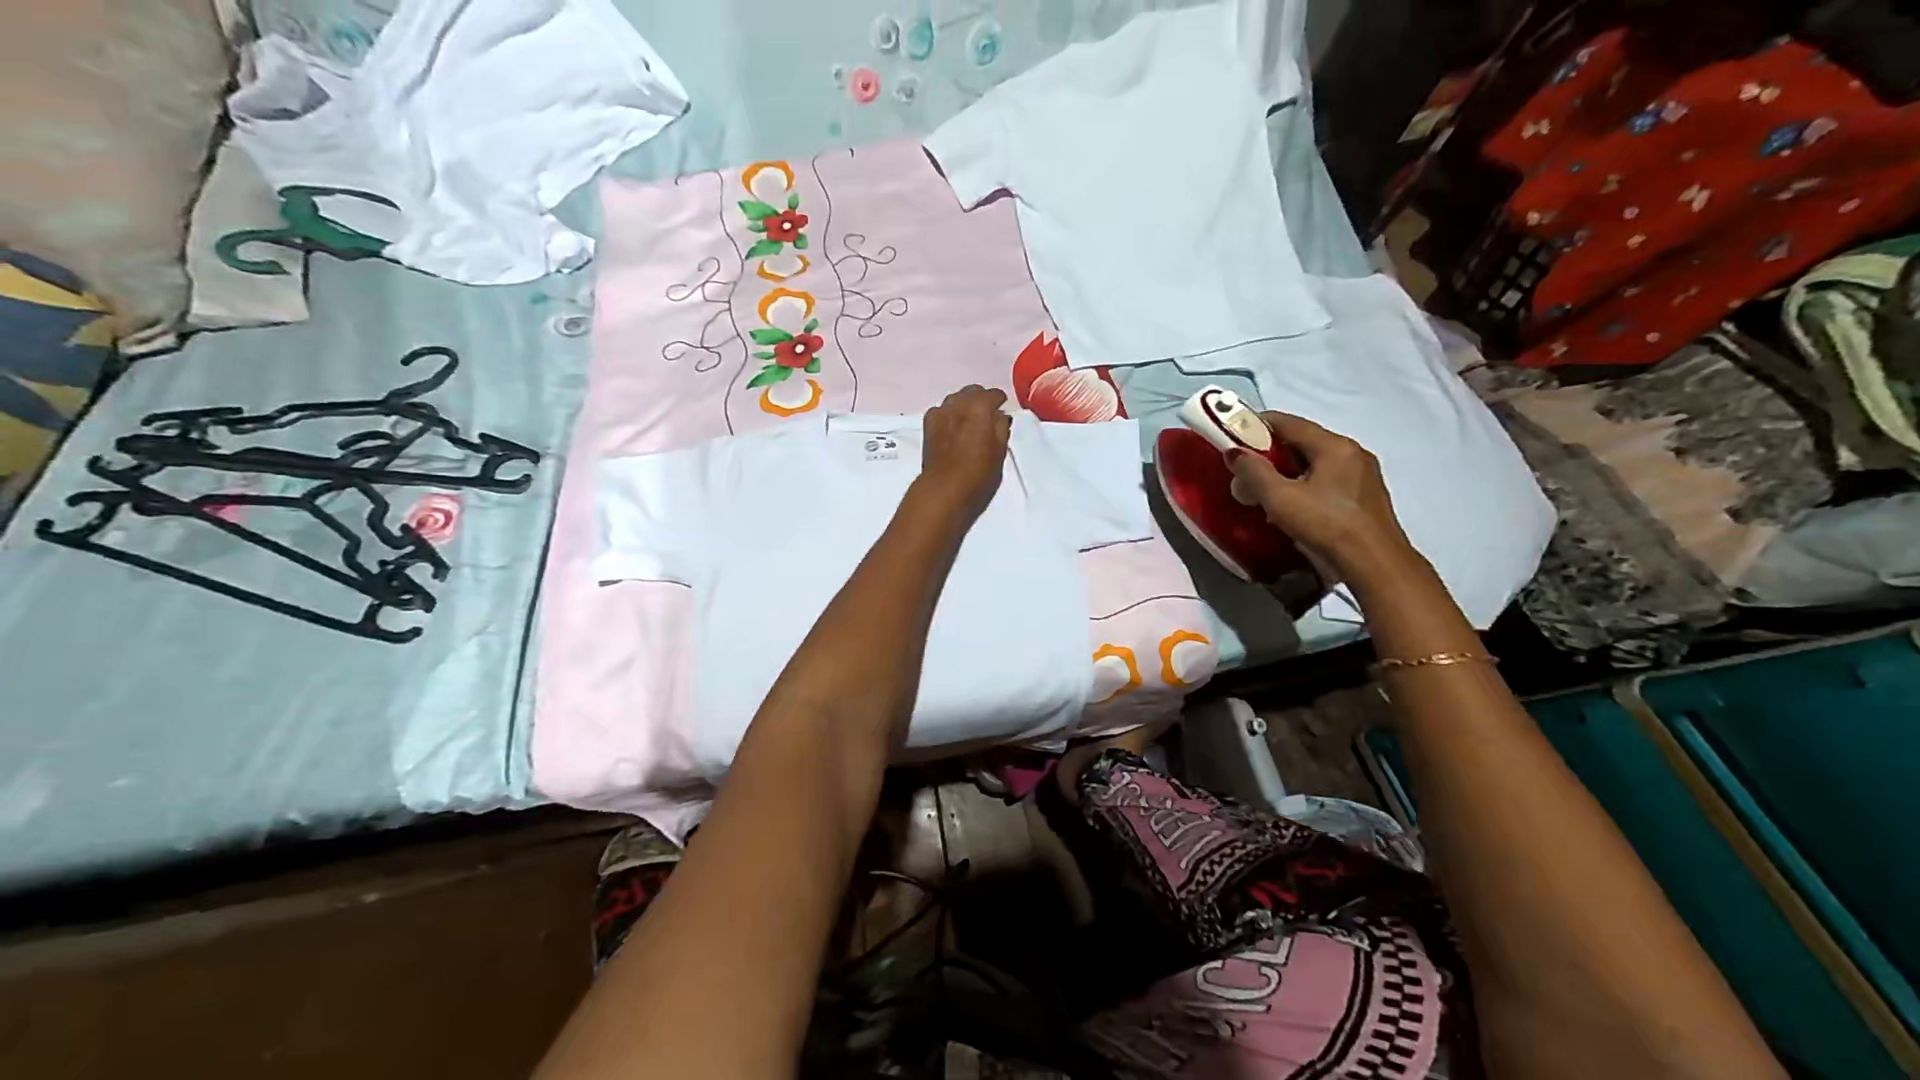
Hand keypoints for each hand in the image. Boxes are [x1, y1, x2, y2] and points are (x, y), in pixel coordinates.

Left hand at [918, 385, 1011, 523]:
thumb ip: (1001, 428)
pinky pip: (941, 410)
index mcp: (980, 407)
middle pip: (972, 391)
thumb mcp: (1000, 451)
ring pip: (955, 398)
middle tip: (988, 415)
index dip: (1000, 401)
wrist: (945, 489)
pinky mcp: (928, 424)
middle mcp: (958, 404)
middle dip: (981, 399)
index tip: (1003, 408)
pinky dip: (949, 414)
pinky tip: (953, 426)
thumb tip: (1000, 416)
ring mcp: (940, 412)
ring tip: (970, 420)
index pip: (993, 394)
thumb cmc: (978, 473)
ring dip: (964, 404)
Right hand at [1226, 412, 1417, 585]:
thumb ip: (1254, 472)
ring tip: (1266, 493)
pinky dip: (1305, 485)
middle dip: (1271, 453)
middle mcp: (1353, 452)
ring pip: (1316, 462)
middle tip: (1246, 472)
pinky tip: (1293, 507)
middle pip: (1302, 442)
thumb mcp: (1280, 498)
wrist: (1374, 563)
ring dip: (1287, 472)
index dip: (1256, 425)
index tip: (1233, 438)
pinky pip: (1329, 479)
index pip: (1288, 422)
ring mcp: (1363, 475)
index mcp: (1334, 445)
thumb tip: (1234, 453)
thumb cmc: (1326, 525)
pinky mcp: (1366, 497)